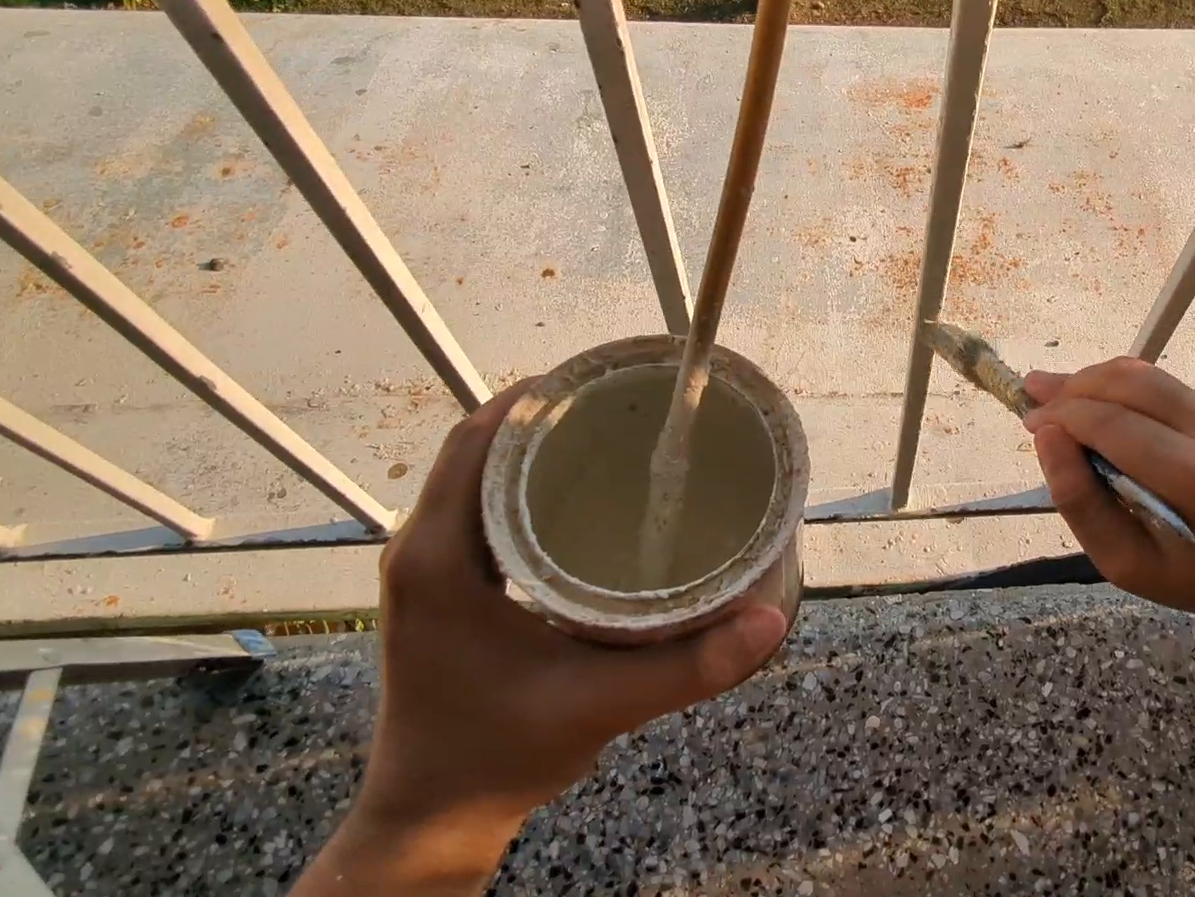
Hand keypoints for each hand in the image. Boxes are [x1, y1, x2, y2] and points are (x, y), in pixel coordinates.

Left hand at [296, 380, 787, 894]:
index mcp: (441, 558)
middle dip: (549, 413)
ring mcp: (429, 565)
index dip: (536, 398)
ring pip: (481, 473)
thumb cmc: (505, 754)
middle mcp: (423, 547)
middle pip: (482, 446)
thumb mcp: (603, 706)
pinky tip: (583, 492)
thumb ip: (689, 667)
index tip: (604, 380)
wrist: (437, 814)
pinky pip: (483, 504)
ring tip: (613, 434)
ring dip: (537, 445)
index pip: (477, 442)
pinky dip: (528, 481)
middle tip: (627, 404)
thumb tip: (771, 621)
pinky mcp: (446, 582)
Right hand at [1023, 357, 1194, 631]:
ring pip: (1142, 375)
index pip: (1110, 422)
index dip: (1060, 415)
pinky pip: (1161, 384)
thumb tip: (1046, 438)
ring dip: (1091, 381)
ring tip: (1053, 395)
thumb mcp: (1130, 566)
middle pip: (1125, 384)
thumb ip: (1081, 504)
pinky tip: (1097, 408)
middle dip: (1070, 388)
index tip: (1026, 422)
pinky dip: (1119, 390)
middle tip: (1031, 399)